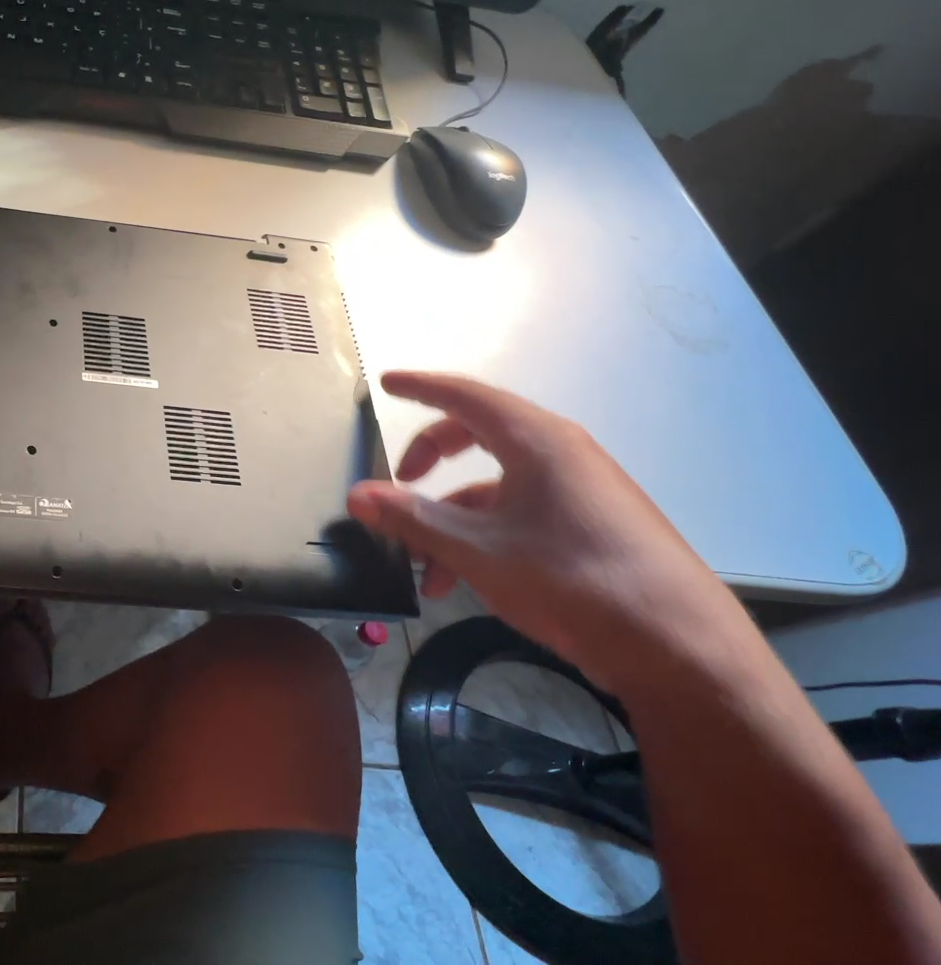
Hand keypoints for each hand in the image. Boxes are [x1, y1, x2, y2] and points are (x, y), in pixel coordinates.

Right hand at [346, 371, 746, 689]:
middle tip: (397, 483)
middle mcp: (560, 456)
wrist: (677, 647)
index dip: (421, 388)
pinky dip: (478, 538)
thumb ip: (410, 519)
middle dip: (429, 458)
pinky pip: (516, 515)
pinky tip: (458, 583)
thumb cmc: (572, 580)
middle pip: (478, 436)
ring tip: (422, 568)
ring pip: (493, 487)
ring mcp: (577, 493)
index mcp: (537, 443)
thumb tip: (356, 494)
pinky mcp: (587, 528)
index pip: (466, 397)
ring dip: (448, 519)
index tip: (386, 384)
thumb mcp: (476, 550)